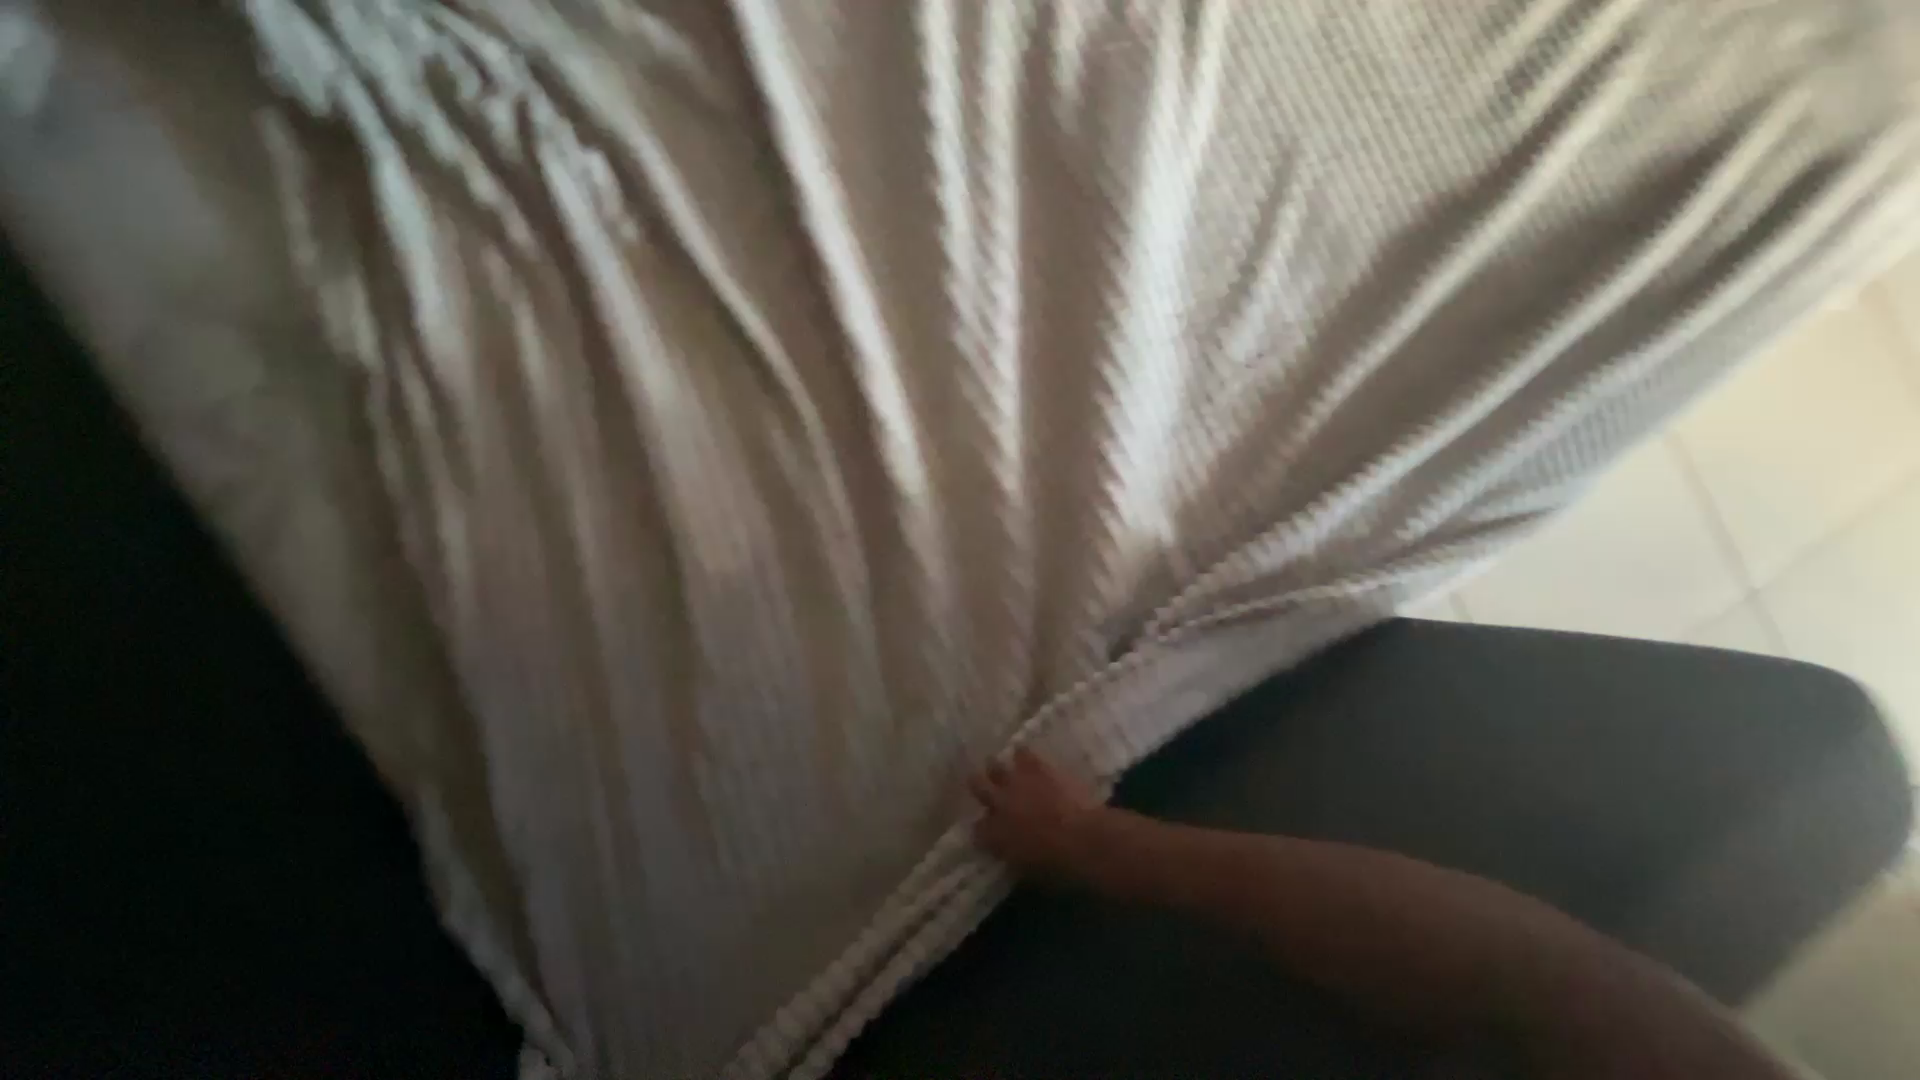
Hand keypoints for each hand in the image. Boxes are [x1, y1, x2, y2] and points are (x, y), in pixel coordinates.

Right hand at [970, 747, 1102, 877]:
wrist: (1082, 839)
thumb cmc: (1057, 865)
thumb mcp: (1028, 870)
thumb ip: (1014, 857)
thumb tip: (1012, 852)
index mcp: (994, 835)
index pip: (977, 829)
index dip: (983, 828)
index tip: (988, 829)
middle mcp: (998, 804)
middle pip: (978, 786)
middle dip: (979, 786)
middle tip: (984, 785)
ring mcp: (1016, 782)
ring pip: (995, 766)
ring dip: (998, 768)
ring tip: (1001, 767)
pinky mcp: (1036, 767)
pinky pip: (1023, 753)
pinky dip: (1023, 755)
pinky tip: (1024, 754)